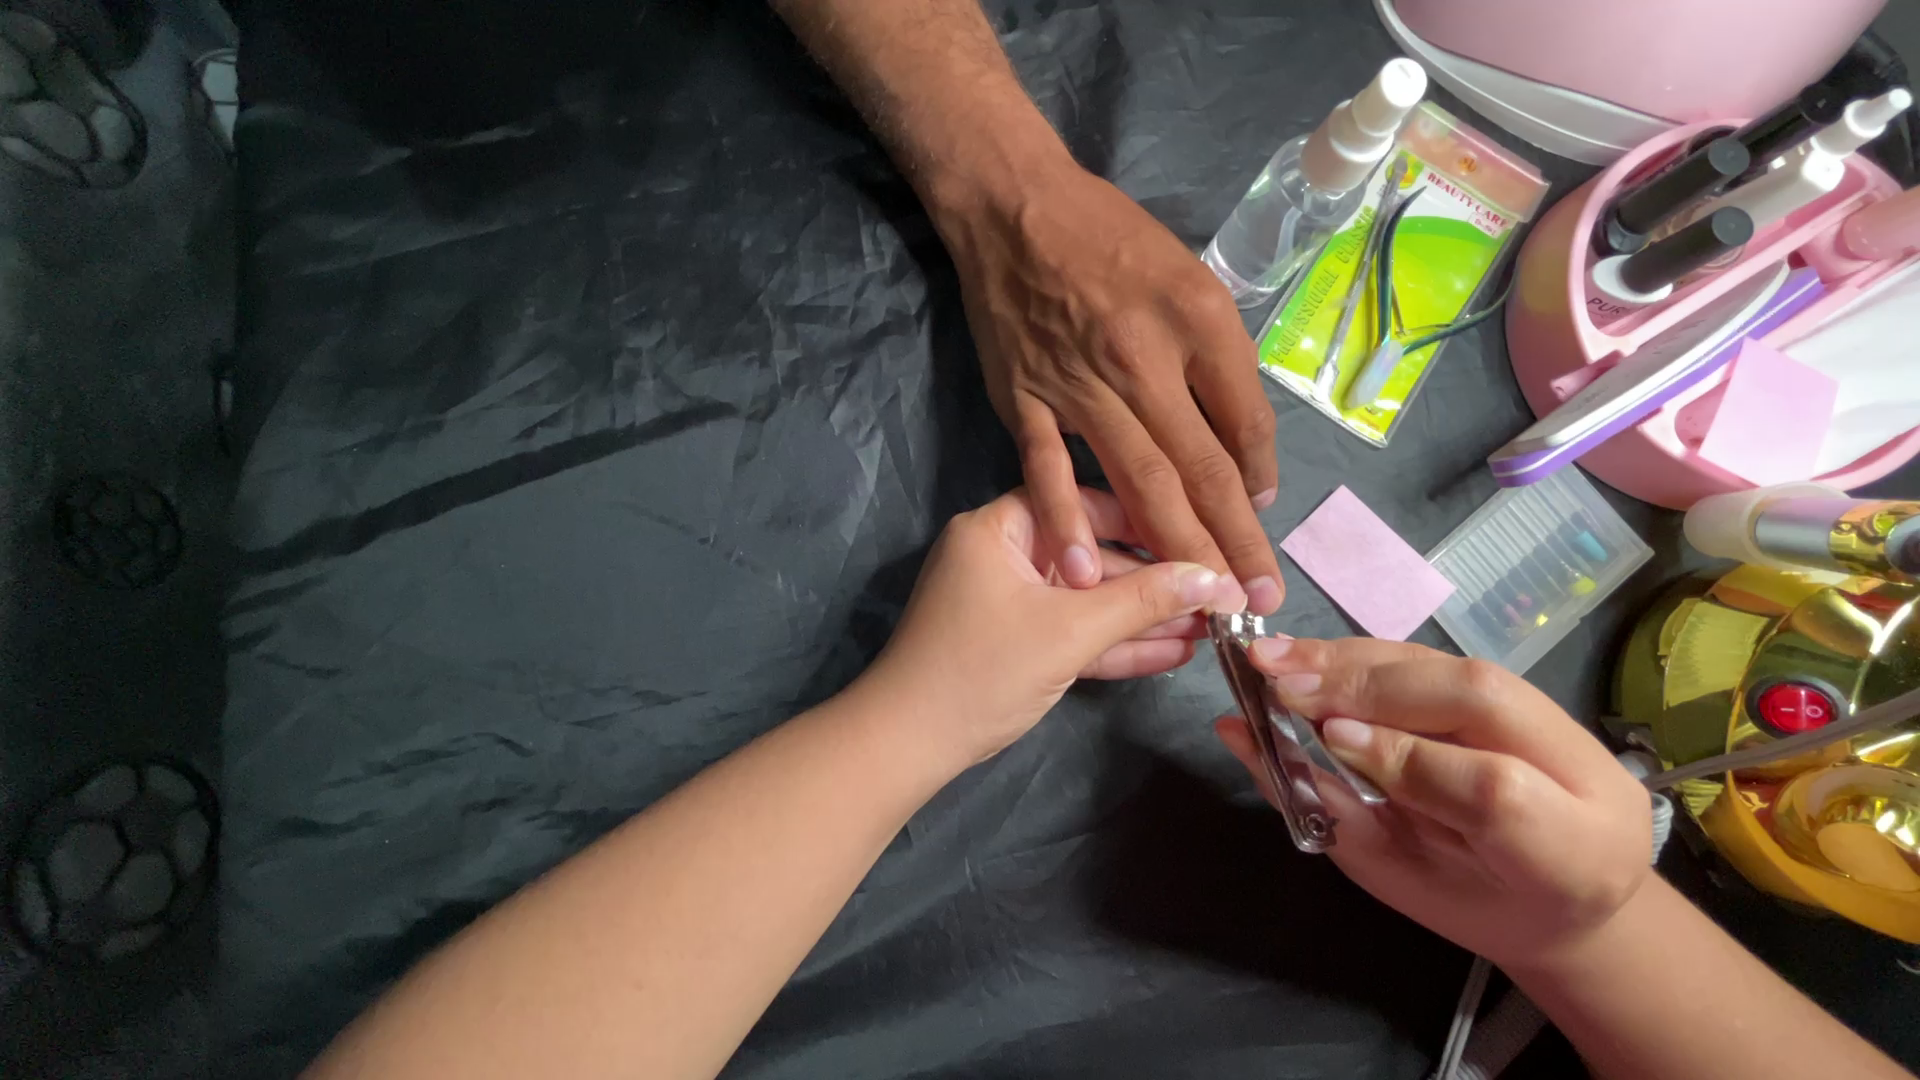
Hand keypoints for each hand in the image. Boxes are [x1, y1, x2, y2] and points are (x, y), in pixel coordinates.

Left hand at [860, 487, 1234, 769]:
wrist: (910, 743)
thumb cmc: (984, 668)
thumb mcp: (1068, 630)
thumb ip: (1142, 601)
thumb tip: (1217, 579)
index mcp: (1000, 526)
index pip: (1083, 503)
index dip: (1145, 518)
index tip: (1202, 533)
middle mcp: (1005, 553)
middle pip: (1092, 555)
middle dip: (1154, 582)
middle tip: (1219, 591)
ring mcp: (1012, 600)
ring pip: (1088, 600)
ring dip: (1142, 618)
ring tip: (1212, 626)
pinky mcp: (1019, 641)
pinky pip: (1073, 632)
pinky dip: (1114, 644)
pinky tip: (1174, 651)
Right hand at [937, 160, 1283, 613]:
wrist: (1016, 210)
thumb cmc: (1110, 238)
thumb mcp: (1189, 278)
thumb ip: (1218, 358)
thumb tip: (1238, 442)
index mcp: (1198, 322)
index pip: (1245, 422)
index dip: (1260, 481)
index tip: (1261, 518)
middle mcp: (1146, 361)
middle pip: (1201, 468)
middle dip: (1235, 541)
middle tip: (1258, 602)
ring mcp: (1081, 388)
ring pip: (1139, 480)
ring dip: (1177, 547)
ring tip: (1203, 604)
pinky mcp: (1027, 403)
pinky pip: (1050, 472)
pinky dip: (1068, 523)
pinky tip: (1087, 574)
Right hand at [1214, 638, 1652, 970]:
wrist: (1557, 898)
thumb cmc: (1463, 901)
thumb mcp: (1398, 881)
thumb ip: (1331, 811)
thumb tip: (1241, 735)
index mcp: (1569, 850)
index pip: (1493, 791)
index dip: (1405, 757)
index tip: (1326, 736)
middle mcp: (1575, 771)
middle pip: (1475, 698)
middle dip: (1368, 685)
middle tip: (1278, 683)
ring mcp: (1549, 722)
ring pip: (1450, 666)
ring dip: (1352, 658)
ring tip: (1275, 657)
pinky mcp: (1507, 690)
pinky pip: (1430, 659)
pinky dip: (1360, 654)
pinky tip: (1305, 654)